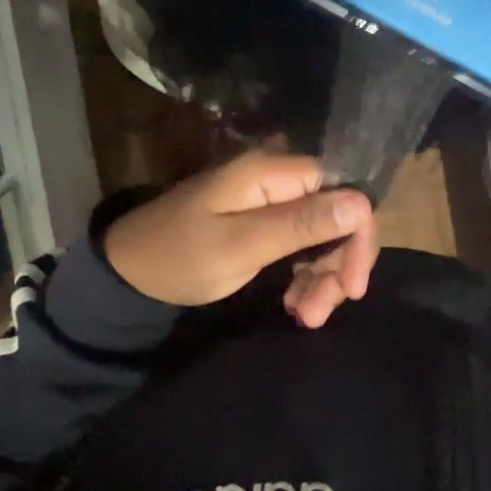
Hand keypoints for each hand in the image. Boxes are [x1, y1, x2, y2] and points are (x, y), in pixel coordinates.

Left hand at [103, 151, 377, 327]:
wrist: (128, 274)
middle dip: (338, 265)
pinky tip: (295, 305)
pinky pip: (301, 248)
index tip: (352, 286)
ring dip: (322, 278)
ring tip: (305, 317)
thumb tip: (363, 203)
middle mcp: (276, 181)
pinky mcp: (262, 225)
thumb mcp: (241, 246)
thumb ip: (301, 225)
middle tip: (321, 312)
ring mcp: (269, 203)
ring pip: (323, 237)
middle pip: (337, 216)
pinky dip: (304, 278)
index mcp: (272, 173)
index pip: (344, 190)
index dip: (357, 236)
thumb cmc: (180, 257)